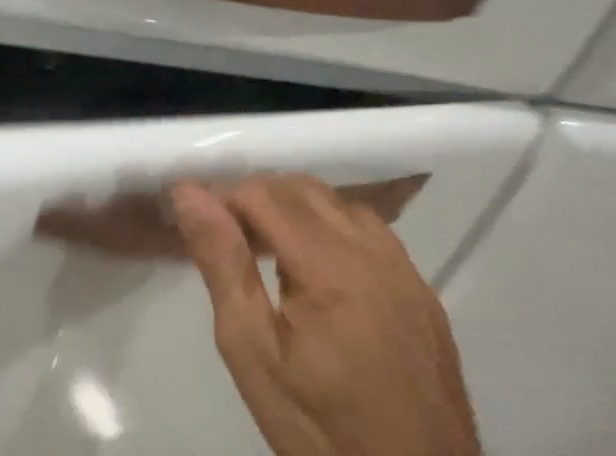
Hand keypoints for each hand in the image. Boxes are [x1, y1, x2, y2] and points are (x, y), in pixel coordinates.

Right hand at [171, 175, 480, 455]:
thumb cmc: (317, 425)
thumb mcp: (251, 349)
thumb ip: (222, 263)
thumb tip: (189, 194)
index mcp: (332, 267)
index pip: (264, 194)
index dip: (221, 198)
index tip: (196, 226)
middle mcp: (377, 257)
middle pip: (305, 190)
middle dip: (256, 197)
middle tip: (223, 236)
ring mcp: (409, 277)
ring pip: (342, 206)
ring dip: (297, 209)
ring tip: (264, 249)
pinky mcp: (425, 299)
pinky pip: (374, 236)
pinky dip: (334, 230)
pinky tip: (314, 268)